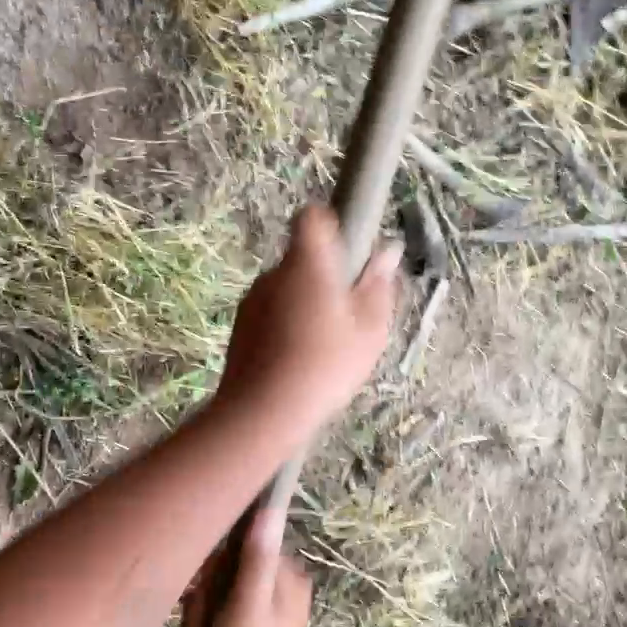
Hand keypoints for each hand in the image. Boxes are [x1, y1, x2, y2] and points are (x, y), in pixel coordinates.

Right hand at [210, 508, 311, 626]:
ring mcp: (262, 606)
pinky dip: (206, 626)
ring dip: (201, 614)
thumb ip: (255, 558)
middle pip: (224, 568)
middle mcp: (277, 585)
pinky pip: (217, 610)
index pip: (239, 545)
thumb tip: (269, 509)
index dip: (217, 566)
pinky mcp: (248, 625)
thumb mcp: (248, 603)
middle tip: (204, 620)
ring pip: (216, 590)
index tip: (208, 588)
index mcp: (285, 575)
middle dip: (206, 595)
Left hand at [217, 205, 401, 439]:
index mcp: (307, 263)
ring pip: (285, 288)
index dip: (331, 224)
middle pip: (301, 258)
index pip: (312, 217)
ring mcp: (251, 299)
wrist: (263, 410)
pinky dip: (284, 324)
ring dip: (304, 302)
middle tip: (346, 311)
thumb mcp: (370, 329)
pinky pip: (270, 312)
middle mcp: (273, 273)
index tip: (349, 251)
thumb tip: (388, 251)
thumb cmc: (326, 365)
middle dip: (324, 275)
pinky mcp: (238, 325)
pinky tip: (298, 356)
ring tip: (324, 342)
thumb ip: (378, 285)